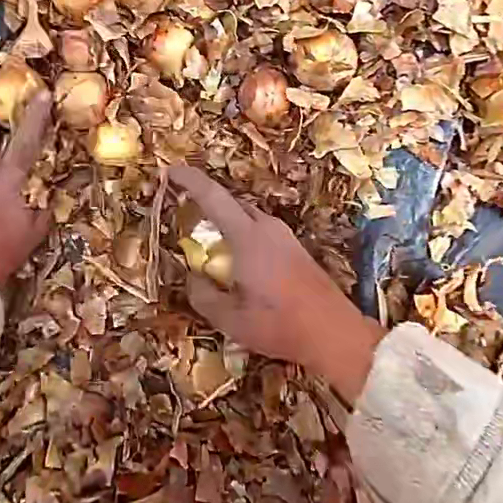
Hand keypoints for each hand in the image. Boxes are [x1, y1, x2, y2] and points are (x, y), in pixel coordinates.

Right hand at [170, 166, 385, 403]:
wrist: (334, 332)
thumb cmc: (279, 324)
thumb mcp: (230, 319)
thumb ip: (203, 295)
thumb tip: (192, 278)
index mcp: (247, 236)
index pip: (212, 196)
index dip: (189, 179)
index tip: (169, 170)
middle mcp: (266, 227)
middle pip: (230, 202)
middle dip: (204, 202)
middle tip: (182, 211)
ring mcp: (283, 235)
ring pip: (246, 216)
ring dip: (224, 221)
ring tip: (206, 244)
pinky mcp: (293, 247)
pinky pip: (259, 228)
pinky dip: (240, 234)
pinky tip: (235, 261)